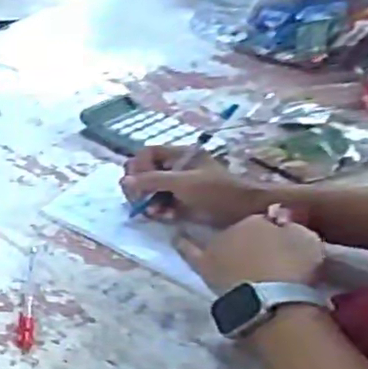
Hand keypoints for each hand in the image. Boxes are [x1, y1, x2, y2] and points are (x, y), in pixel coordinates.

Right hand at [121, 146, 274, 225]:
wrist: (243, 211)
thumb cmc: (217, 191)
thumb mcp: (184, 182)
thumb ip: (152, 180)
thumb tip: (124, 181)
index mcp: (179, 155)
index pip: (144, 154)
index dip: (138, 167)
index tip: (140, 181)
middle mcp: (173, 167)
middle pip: (139, 172)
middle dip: (138, 188)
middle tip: (142, 200)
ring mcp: (172, 184)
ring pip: (142, 189)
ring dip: (145, 202)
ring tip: (155, 211)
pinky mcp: (173, 200)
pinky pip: (151, 202)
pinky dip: (153, 210)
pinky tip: (163, 215)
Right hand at [176, 209, 325, 294]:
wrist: (263, 294)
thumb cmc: (227, 275)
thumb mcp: (200, 261)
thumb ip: (188, 246)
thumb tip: (177, 236)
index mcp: (246, 221)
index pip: (247, 222)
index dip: (243, 236)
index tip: (237, 250)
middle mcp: (276, 221)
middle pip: (272, 225)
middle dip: (267, 236)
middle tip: (257, 256)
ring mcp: (300, 233)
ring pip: (292, 234)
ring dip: (286, 245)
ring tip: (276, 264)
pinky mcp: (317, 247)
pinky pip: (309, 247)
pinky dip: (304, 254)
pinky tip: (294, 269)